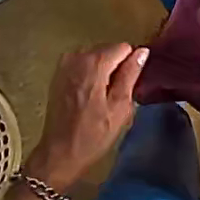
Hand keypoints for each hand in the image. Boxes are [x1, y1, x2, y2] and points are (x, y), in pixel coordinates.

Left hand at [24, 43, 144, 190]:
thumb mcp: (120, 107)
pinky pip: (82, 64)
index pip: (124, 47)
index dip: (131, 64)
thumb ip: (131, 75)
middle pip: (108, 49)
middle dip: (116, 67)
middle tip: (115, 96)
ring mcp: (64, 64)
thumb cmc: (93, 134)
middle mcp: (77, 56)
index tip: (129, 85)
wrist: (59, 153)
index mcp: (94, 63)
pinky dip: (89, 74)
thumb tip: (142, 51)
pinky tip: (88, 96)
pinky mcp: (58, 73)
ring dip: (102, 71)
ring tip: (101, 98)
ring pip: (95, 56)